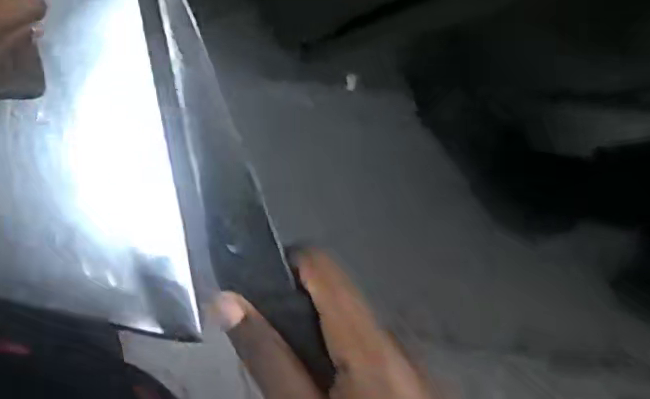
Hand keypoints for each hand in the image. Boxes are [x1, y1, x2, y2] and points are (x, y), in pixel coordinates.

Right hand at [217, 249, 434, 398]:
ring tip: (301, 385)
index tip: (253, 292)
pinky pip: (380, 365)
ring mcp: (425, 382)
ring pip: (357, 336)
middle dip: (297, 317)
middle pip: (337, 302)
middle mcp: (406, 352)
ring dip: (321, 346)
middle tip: (271, 353)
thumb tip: (224, 296)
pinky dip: (349, 370)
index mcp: (373, 347)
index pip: (320, 264)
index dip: (281, 265)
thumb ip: (265, 354)